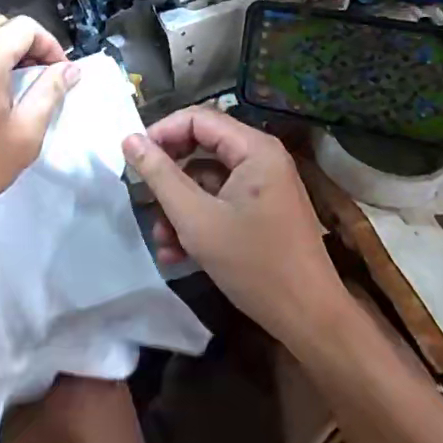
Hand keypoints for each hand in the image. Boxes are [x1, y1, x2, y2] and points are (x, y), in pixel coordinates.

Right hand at [122, 107, 346, 342]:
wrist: (313, 323)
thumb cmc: (254, 264)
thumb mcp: (196, 219)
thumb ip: (160, 175)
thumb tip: (130, 139)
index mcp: (254, 149)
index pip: (197, 119)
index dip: (162, 133)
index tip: (134, 158)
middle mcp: (262, 159)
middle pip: (201, 147)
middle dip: (168, 174)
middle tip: (142, 192)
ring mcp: (264, 187)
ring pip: (207, 179)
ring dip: (179, 205)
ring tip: (159, 236)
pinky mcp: (263, 213)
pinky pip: (221, 202)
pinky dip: (198, 220)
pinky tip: (176, 252)